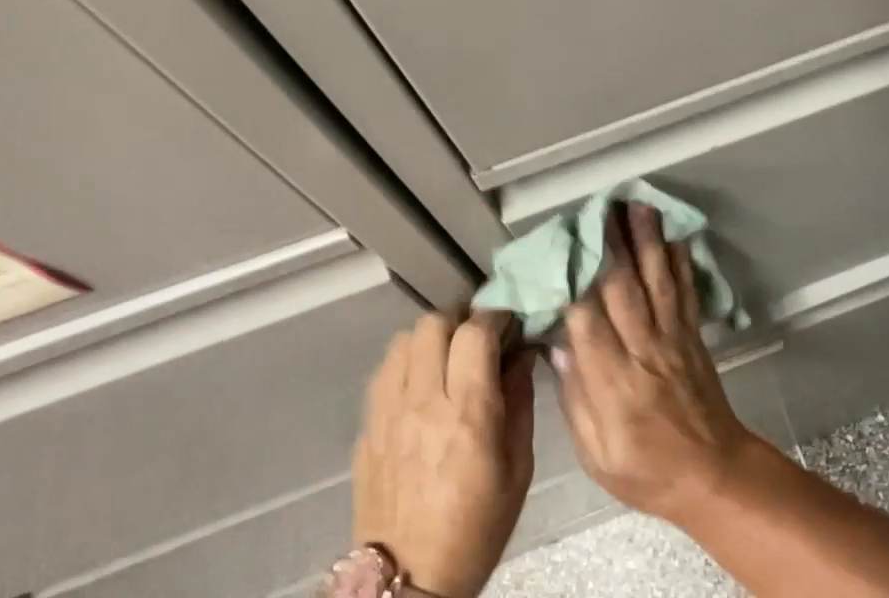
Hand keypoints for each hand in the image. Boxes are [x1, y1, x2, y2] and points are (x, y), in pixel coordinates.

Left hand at [353, 311, 536, 597]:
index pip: (476, 332)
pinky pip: (384, 371)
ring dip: (431, 337)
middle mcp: (422, 401)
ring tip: (448, 356)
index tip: (511, 324)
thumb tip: (522, 354)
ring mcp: (387, 412)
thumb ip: (520, 401)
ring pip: (403, 339)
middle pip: (434, 324)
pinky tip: (421, 382)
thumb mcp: (518, 467)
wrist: (410, 576)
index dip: (497, 317)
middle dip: (462, 319)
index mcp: (467, 412)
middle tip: (479, 337)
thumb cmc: (478, 525)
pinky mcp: (366, 426)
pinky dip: (406, 362)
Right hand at [553, 202, 761, 524]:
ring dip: (647, 241)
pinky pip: (687, 292)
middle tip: (596, 208)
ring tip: (637, 205)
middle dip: (609, 245)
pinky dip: (682, 261)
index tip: (558, 246)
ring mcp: (674, 340)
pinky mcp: (693, 337)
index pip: (587, 320)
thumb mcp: (595, 453)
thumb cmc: (646, 471)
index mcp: (614, 384)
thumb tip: (557, 342)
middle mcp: (645, 352)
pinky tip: (676, 234)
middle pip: (624, 290)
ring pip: (658, 282)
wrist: (713, 475)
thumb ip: (575, 397)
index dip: (572, 280)